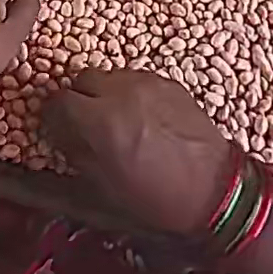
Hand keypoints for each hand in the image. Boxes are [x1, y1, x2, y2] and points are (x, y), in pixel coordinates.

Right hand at [42, 70, 237, 236]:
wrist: (218, 192)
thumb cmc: (157, 197)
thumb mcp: (106, 184)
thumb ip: (77, 151)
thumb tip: (62, 134)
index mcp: (101, 121)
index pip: (59, 100)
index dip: (53, 114)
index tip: (56, 125)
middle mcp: (121, 92)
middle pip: (82, 78)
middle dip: (78, 97)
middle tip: (84, 120)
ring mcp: (147, 83)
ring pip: (110, 76)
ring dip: (104, 93)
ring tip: (116, 118)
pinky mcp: (168, 82)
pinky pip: (136, 79)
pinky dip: (130, 93)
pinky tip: (142, 116)